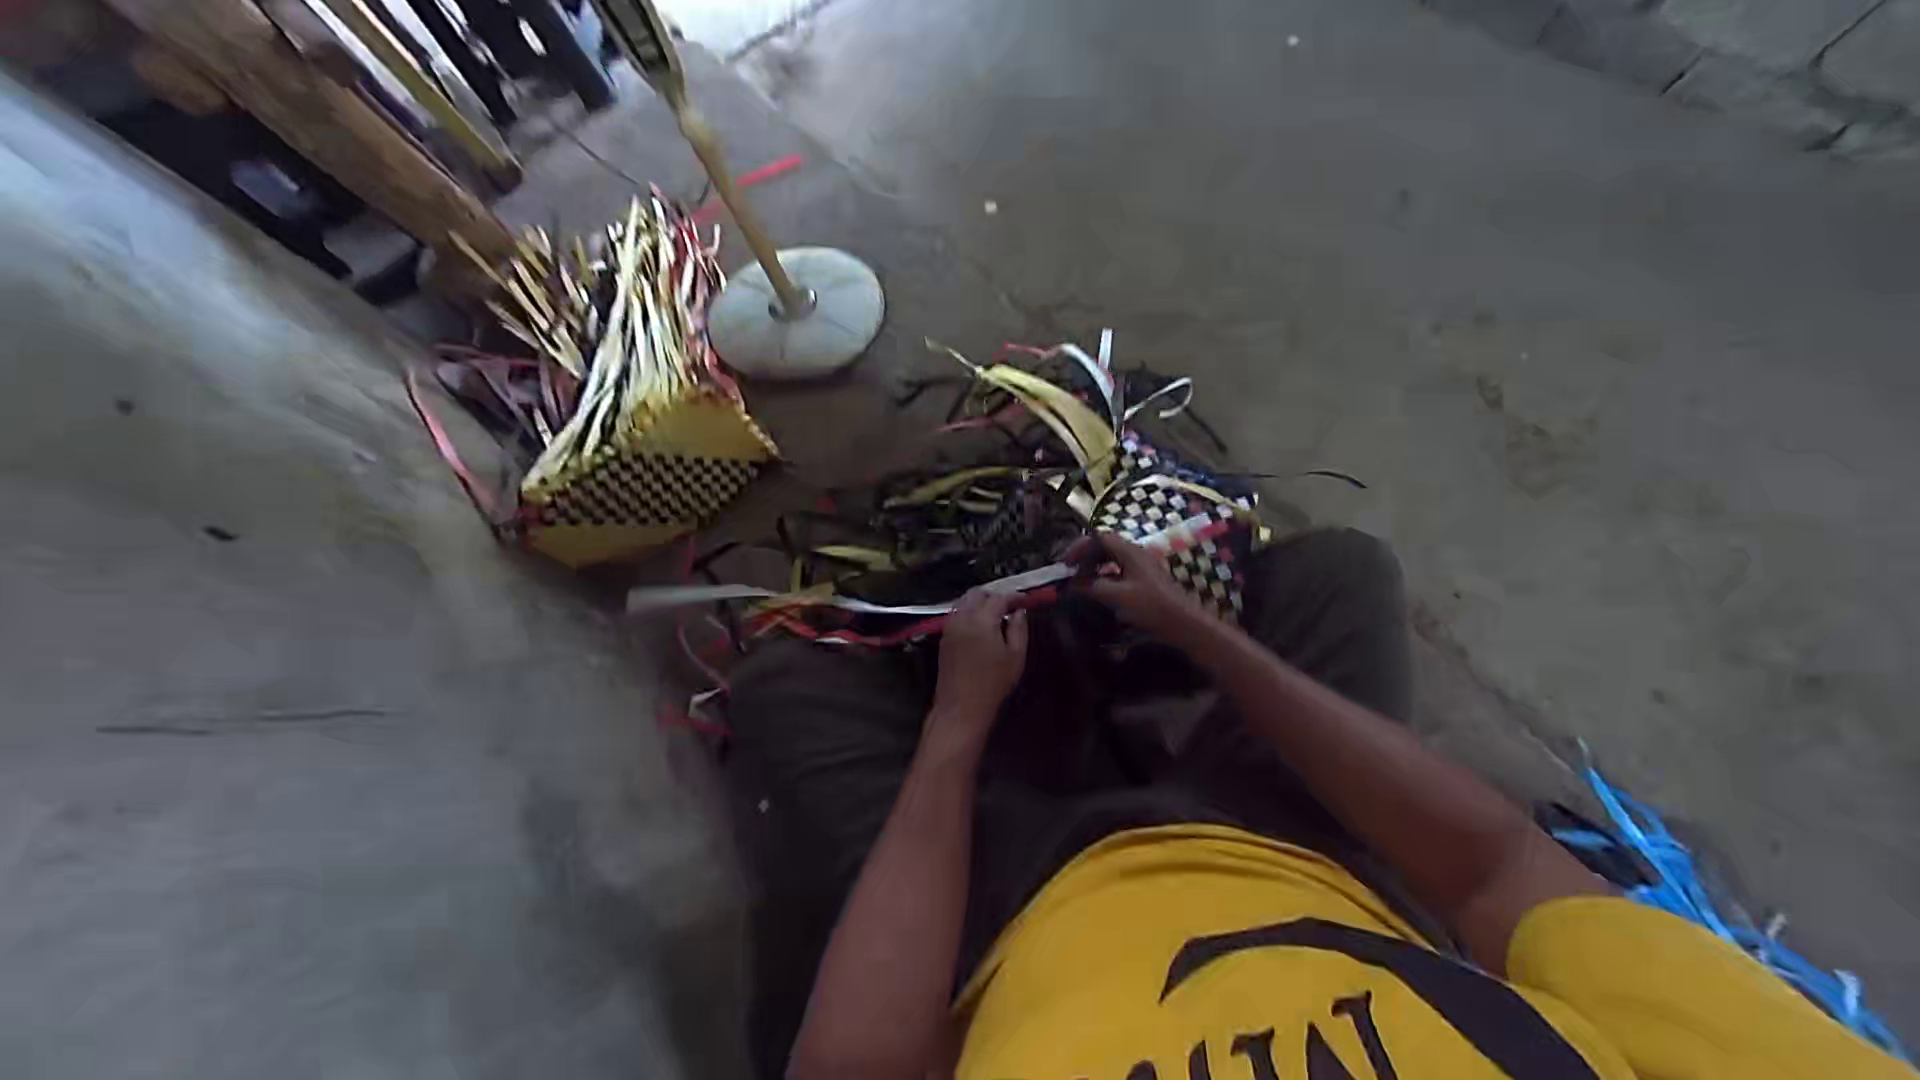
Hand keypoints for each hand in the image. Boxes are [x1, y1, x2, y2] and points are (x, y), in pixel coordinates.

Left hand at [929, 588, 1028, 743]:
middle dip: (994, 596)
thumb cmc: (993, 683)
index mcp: (981, 620)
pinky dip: (970, 612)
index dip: (1014, 597)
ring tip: (996, 615)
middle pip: (977, 594)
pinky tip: (981, 626)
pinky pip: (957, 614)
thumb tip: (1019, 612)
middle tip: (1010, 606)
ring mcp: (949, 627)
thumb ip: (1019, 629)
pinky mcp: (944, 637)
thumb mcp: (1015, 656)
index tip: (1026, 600)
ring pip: (965, 602)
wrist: (961, 707)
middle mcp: (962, 618)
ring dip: (981, 602)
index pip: (998, 598)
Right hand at [1068, 532, 1208, 643]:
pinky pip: (1121, 574)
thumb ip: (1092, 587)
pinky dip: (1107, 580)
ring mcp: (1144, 569)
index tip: (1067, 563)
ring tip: (1084, 585)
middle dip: (1087, 558)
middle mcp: (1137, 555)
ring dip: (1096, 570)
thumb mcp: (1116, 596)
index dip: (1080, 547)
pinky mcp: (1147, 582)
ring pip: (1114, 562)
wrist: (1183, 624)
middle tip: (1072, 572)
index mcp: (1131, 552)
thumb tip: (1074, 586)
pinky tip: (1102, 596)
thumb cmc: (1151, 606)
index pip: (1100, 538)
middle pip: (1106, 548)